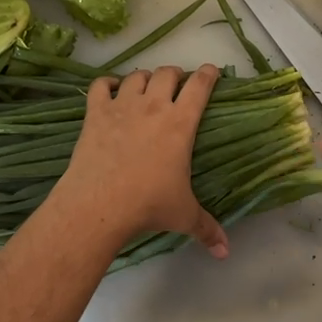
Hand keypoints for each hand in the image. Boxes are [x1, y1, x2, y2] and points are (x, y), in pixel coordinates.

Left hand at [48, 65, 227, 259]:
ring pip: (137, 76)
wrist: (99, 204)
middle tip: (177, 83)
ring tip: (147, 85)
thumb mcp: (183, 216)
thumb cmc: (148, 205)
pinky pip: (101, 85)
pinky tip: (111, 88)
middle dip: (175, 74)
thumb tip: (225, 251)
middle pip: (167, 73)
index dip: (208, 74)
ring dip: (145, 77)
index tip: (212, 70)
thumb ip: (206, 228)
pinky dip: (108, 83)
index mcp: (180, 123)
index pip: (199, 87)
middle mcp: (153, 106)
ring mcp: (122, 106)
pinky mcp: (96, 112)